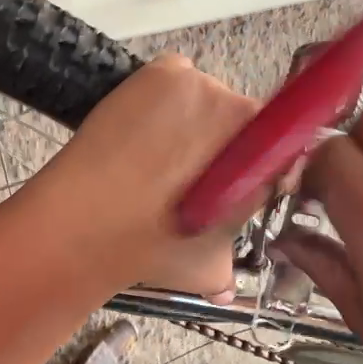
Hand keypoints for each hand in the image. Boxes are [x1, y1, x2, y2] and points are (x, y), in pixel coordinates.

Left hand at [20, 53, 260, 297]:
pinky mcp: (165, 71)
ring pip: (208, 99)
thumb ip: (226, 274)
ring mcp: (204, 86)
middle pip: (242, 122)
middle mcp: (244, 114)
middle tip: (189, 177)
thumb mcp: (206, 268)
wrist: (85, 223)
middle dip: (222, 144)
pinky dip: (164, 95)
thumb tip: (226, 292)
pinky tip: (141, 128)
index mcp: (265, 159)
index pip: (277, 151)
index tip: (227, 188)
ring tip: (156, 156)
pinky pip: (176, 75)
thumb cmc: (153, 246)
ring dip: (191, 121)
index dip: (253, 169)